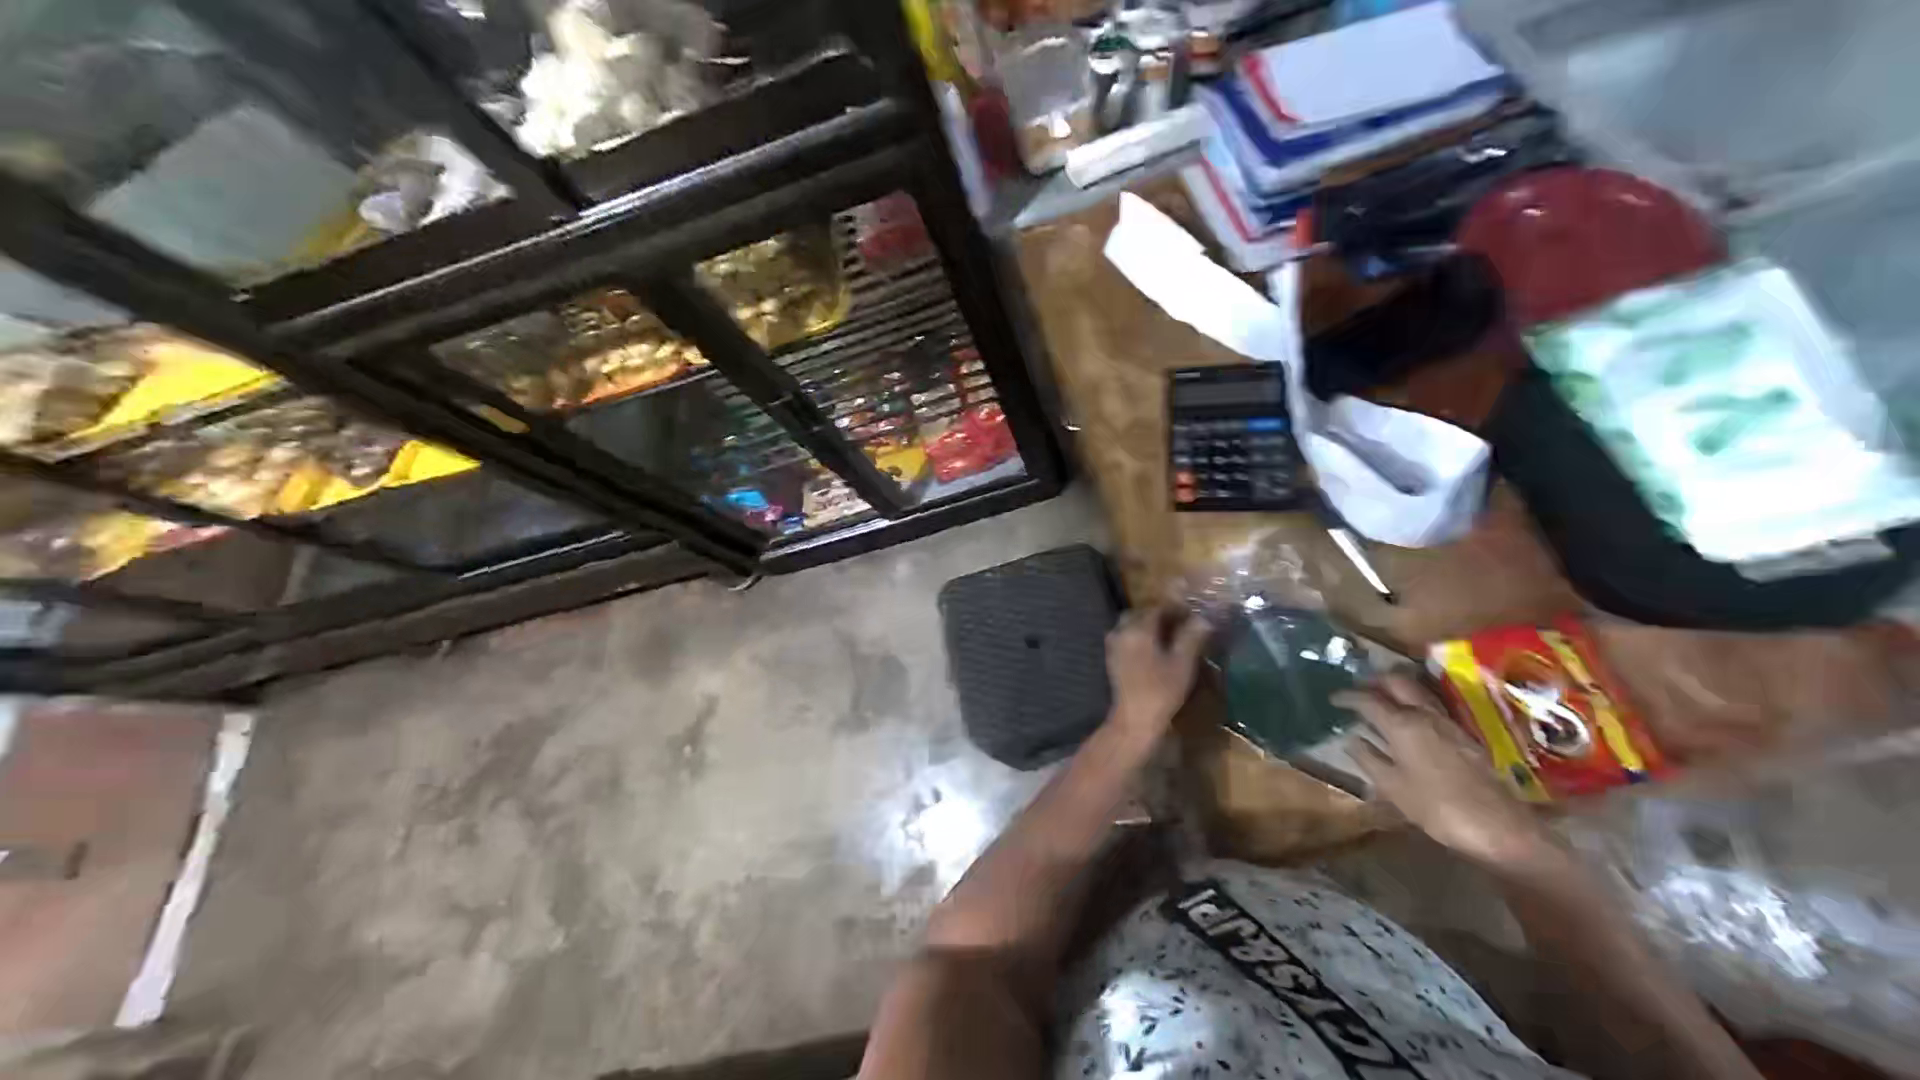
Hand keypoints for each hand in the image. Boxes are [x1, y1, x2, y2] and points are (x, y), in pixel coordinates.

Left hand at [1106, 605, 1210, 737]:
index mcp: (1139, 629)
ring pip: (1131, 624)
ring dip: (1148, 624)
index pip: (1157, 608)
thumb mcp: (1182, 663)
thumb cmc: (1161, 691)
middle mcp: (1122, 631)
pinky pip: (1125, 636)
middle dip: (1159, 614)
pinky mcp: (1112, 657)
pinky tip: (1153, 648)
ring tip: (1168, 635)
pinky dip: (1138, 635)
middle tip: (1180, 622)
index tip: (1191, 612)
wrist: (1134, 718)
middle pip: (1141, 613)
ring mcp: (1114, 644)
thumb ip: (1191, 637)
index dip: (1175, 608)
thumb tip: (1203, 619)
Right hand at [1333, 673, 1558, 869]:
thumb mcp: (1392, 786)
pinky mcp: (1464, 735)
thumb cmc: (1437, 808)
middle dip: (1374, 681)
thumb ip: (1368, 758)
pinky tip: (1407, 721)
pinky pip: (1432, 706)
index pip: (1367, 699)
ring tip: (1380, 700)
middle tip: (1358, 690)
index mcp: (1402, 724)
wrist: (1500, 828)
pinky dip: (1413, 703)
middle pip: (1397, 681)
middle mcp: (1425, 714)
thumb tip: (1350, 739)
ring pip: (1418, 690)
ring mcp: (1449, 723)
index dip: (1347, 697)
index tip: (1332, 699)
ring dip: (1396, 689)